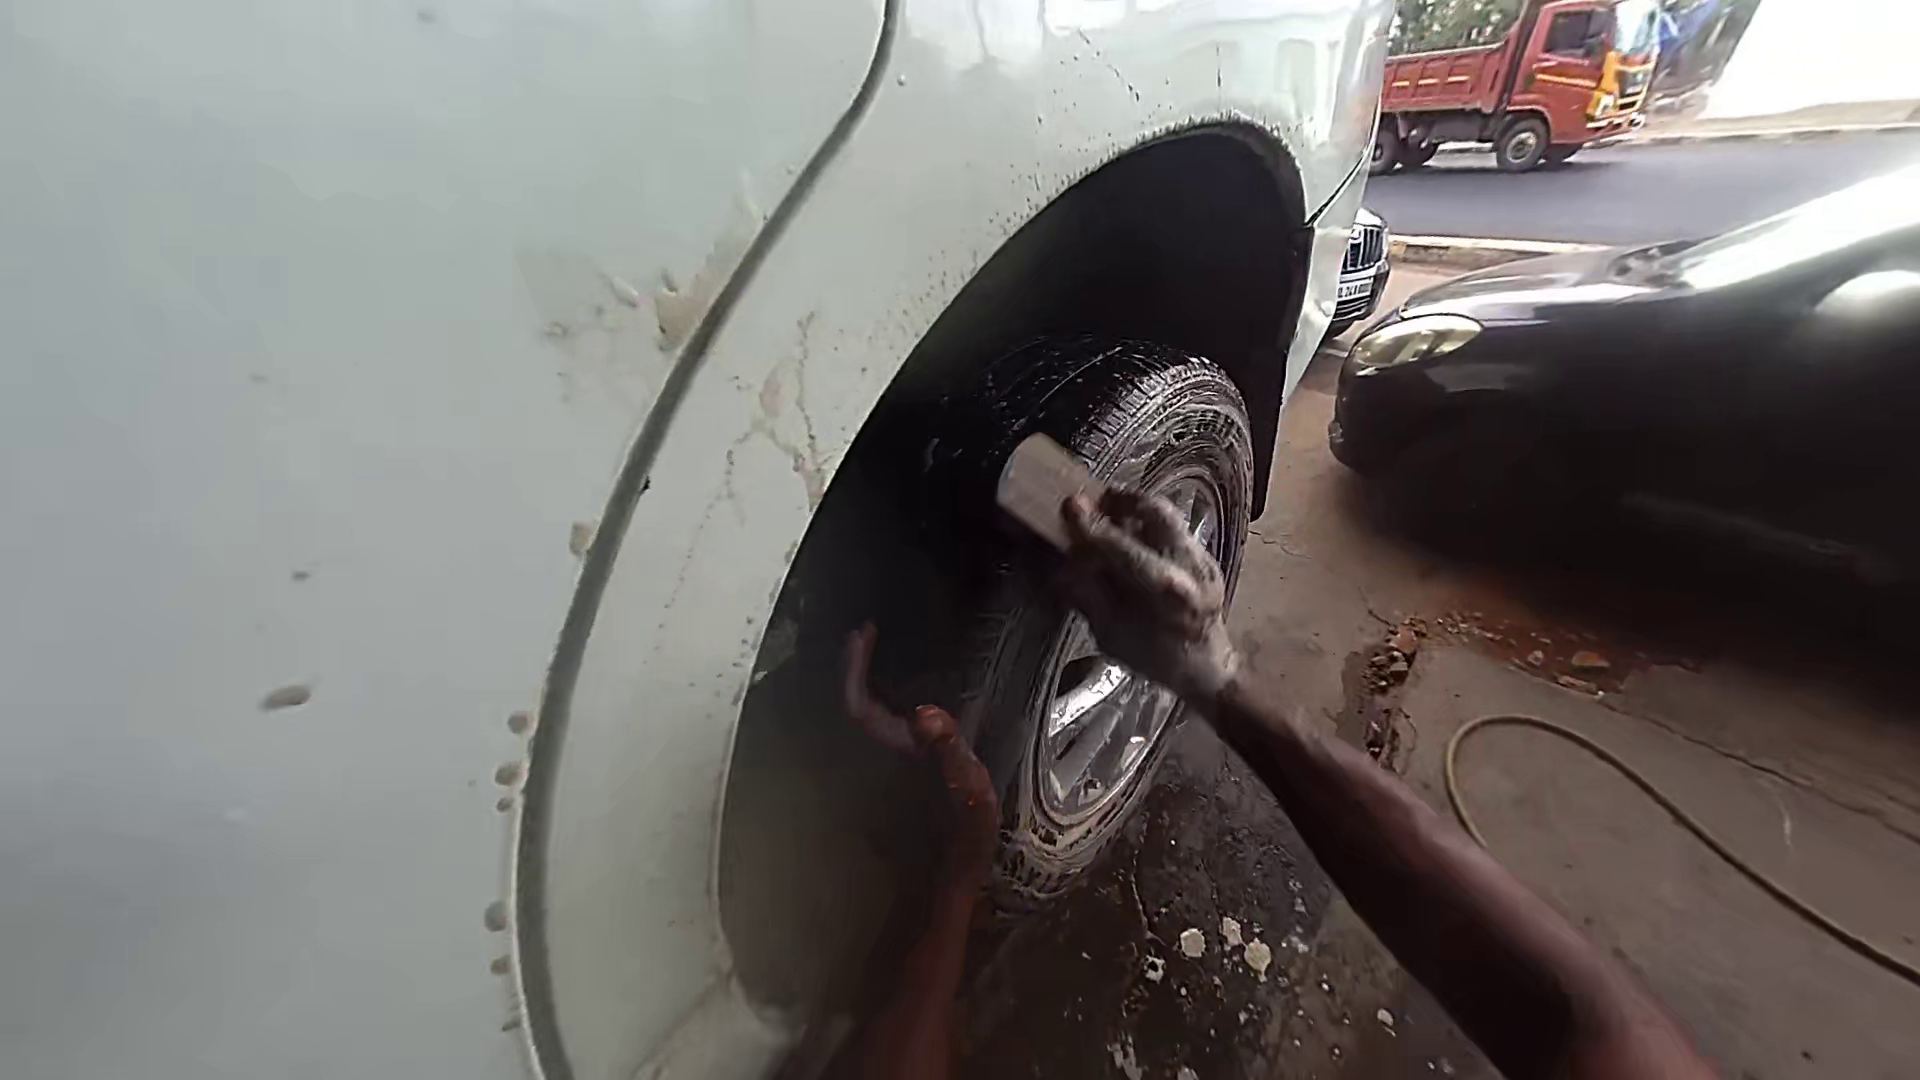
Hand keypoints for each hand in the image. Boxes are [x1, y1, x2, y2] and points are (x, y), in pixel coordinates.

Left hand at [845, 624, 1001, 891]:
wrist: (945, 878)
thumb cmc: (961, 836)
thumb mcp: (969, 792)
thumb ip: (949, 753)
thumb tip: (924, 712)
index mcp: (890, 753)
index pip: (857, 703)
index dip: (855, 666)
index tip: (863, 632)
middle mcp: (872, 757)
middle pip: (849, 704)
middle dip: (852, 666)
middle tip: (863, 635)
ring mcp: (875, 765)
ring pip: (856, 715)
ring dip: (860, 681)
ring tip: (871, 652)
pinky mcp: (884, 772)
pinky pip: (870, 725)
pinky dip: (872, 700)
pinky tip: (888, 691)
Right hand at [1057, 489, 1239, 705]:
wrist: (1206, 668)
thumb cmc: (1155, 658)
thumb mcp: (1111, 634)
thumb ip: (1090, 595)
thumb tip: (1065, 564)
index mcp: (1168, 594)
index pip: (1124, 550)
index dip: (1093, 527)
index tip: (1070, 505)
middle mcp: (1191, 568)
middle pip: (1159, 515)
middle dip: (1124, 500)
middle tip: (1095, 500)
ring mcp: (1203, 558)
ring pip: (1168, 515)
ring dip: (1135, 508)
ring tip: (1109, 511)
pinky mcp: (1205, 556)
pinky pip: (1172, 527)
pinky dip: (1146, 523)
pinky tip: (1129, 533)